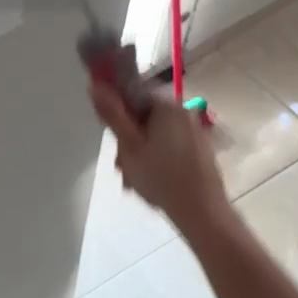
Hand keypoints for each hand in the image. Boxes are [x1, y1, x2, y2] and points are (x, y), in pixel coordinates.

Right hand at [89, 78, 230, 229]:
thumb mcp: (129, 146)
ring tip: (135, 178)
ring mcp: (194, 132)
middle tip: (123, 164)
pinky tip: (153, 181)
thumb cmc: (161, 177)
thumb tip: (96, 84)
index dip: (118, 114)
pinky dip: (157, 159)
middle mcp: (183, 112)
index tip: (114, 137)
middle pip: (143, 117)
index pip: (133, 95)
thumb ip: (112, 114)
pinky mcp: (199, 150)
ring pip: (154, 135)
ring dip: (140, 153)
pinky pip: (169, 147)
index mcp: (167, 105)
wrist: (202, 212)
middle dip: (129, 139)